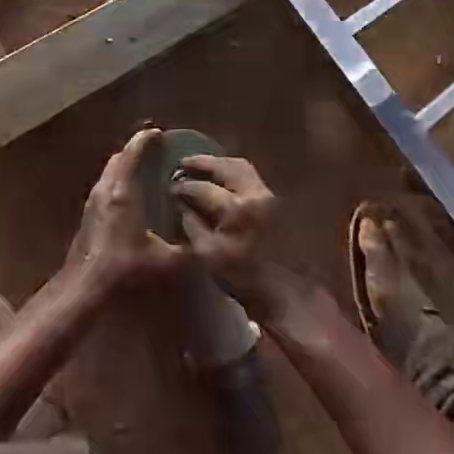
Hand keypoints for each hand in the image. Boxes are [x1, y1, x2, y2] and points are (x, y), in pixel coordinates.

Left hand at [66, 129, 182, 290]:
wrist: (83, 287)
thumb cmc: (121, 267)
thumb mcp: (162, 260)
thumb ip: (187, 250)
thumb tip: (207, 244)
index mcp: (122, 192)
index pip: (132, 153)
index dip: (145, 139)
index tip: (160, 133)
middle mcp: (105, 189)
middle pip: (119, 158)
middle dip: (137, 150)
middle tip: (159, 152)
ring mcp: (93, 201)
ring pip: (110, 172)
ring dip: (127, 166)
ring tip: (149, 171)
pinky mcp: (89, 213)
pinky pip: (106, 185)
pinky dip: (120, 180)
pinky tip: (134, 195)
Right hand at [171, 154, 281, 309]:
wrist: (283, 291)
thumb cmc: (242, 277)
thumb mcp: (207, 254)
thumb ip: (191, 223)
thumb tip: (181, 202)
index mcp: (236, 208)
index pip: (202, 188)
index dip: (183, 187)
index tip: (170, 187)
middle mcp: (254, 194)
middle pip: (226, 167)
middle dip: (203, 163)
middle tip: (183, 162)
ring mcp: (268, 195)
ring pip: (242, 167)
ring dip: (220, 164)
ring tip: (201, 166)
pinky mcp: (275, 200)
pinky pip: (250, 176)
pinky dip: (233, 173)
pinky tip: (221, 178)